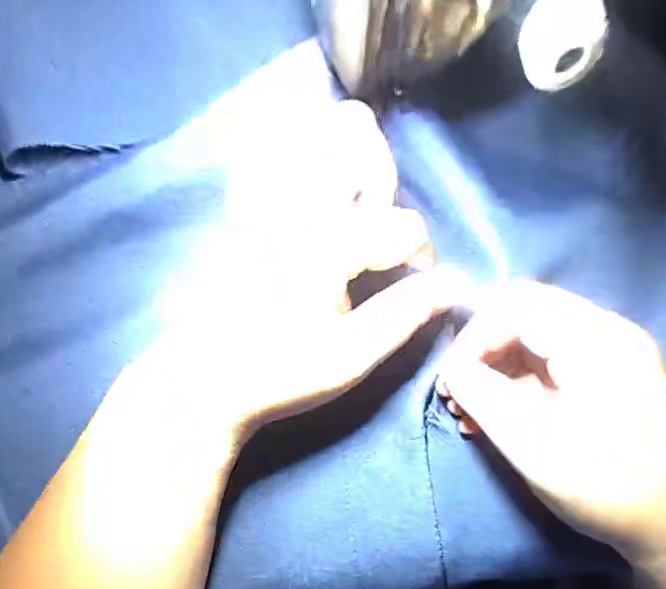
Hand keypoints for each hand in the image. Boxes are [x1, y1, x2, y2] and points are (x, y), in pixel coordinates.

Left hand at [128, 100, 469, 442]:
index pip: (405, 224)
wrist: (204, 380)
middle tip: (373, 237)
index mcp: (331, 240)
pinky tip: (307, 217)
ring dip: (344, 164)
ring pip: (312, 131)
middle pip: (358, 134)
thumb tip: (461, 284)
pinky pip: (274, 153)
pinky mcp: (237, 206)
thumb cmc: (282, 373)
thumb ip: (407, 313)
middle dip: (382, 182)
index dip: (422, 258)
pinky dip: (303, 167)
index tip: (409, 290)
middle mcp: (296, 200)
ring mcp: (261, 195)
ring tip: (343, 221)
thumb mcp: (352, 355)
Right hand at [436, 281, 665, 564]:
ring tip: (469, 413)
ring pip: (539, 341)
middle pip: (527, 316)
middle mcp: (609, 333)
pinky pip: (556, 365)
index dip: (472, 338)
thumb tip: (452, 370)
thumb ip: (483, 396)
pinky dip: (521, 385)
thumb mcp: (531, 442)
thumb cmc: (603, 484)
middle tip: (454, 396)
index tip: (448, 383)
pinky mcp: (613, 381)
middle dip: (482, 352)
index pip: (516, 306)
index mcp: (596, 338)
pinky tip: (499, 418)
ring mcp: (615, 356)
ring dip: (498, 370)